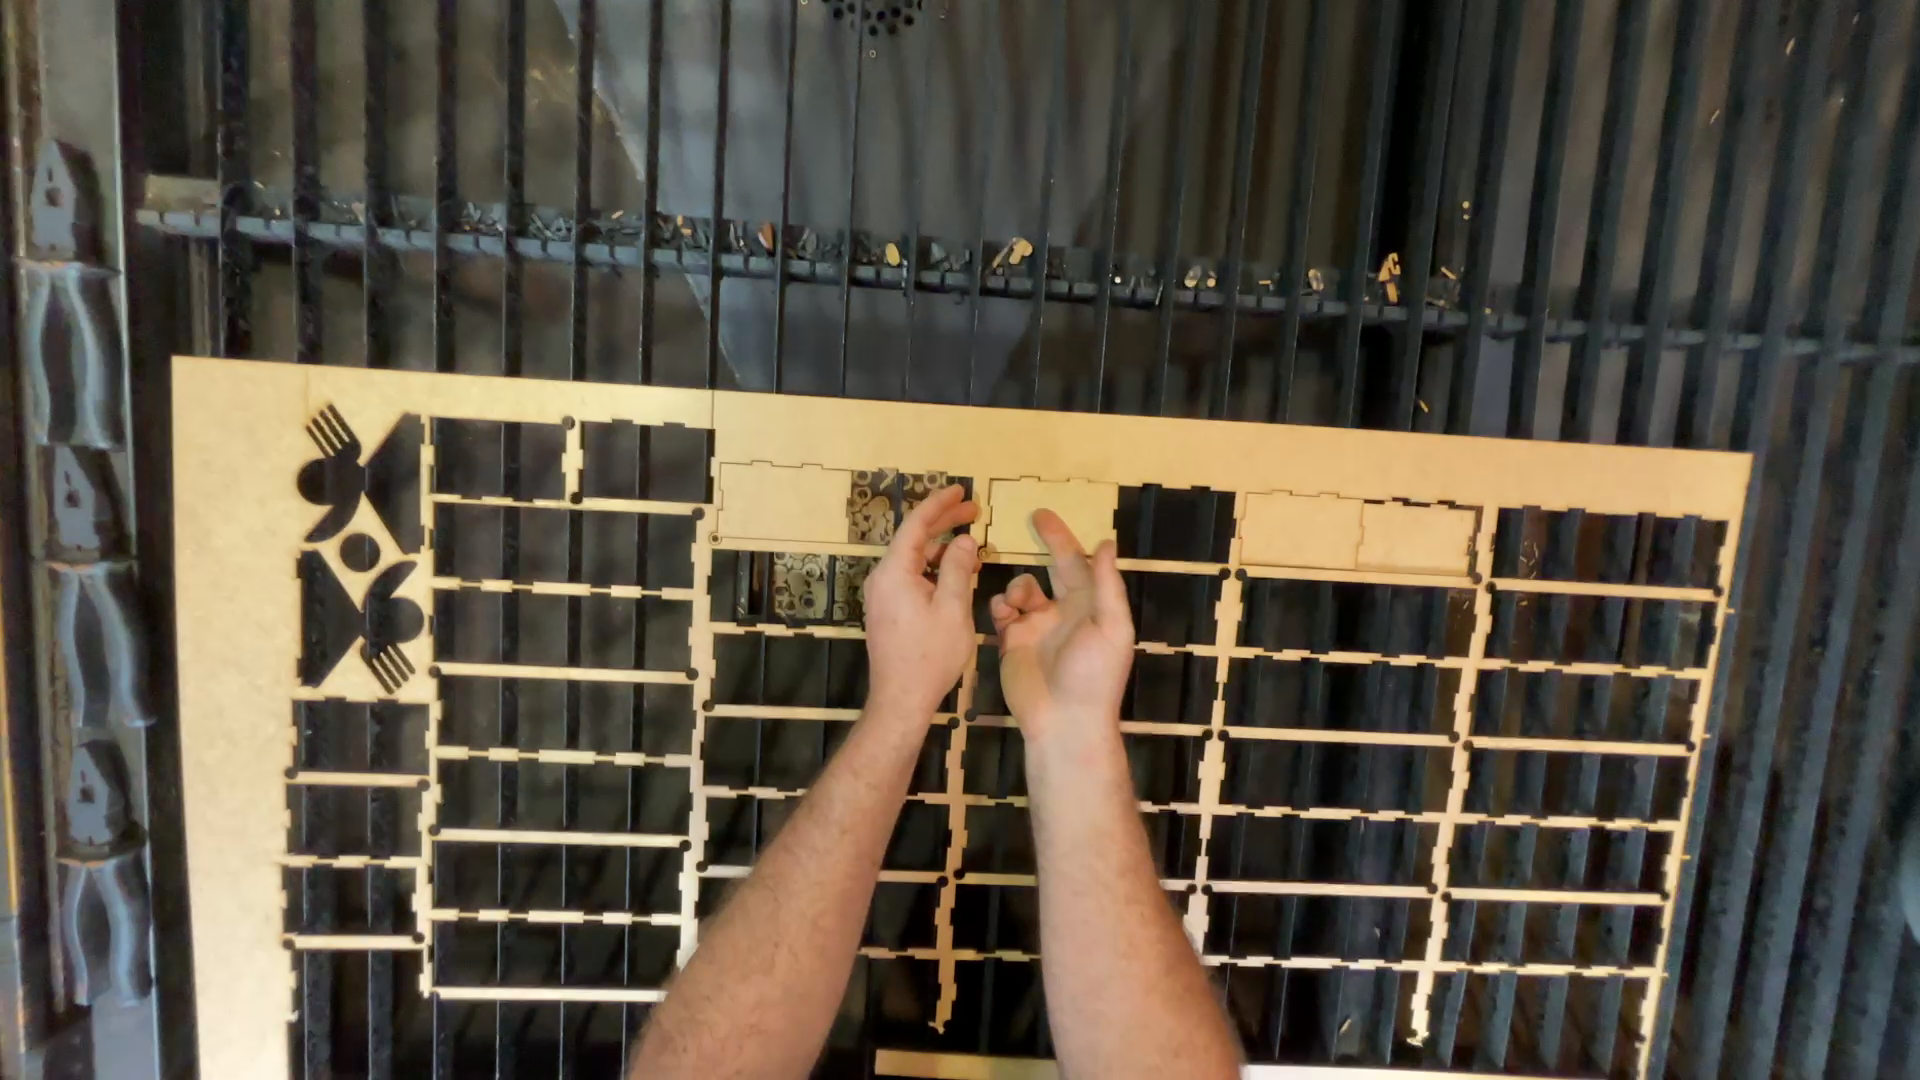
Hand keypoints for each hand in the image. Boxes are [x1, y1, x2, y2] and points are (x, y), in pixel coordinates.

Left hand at [861, 485, 980, 715]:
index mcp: (894, 572)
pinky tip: (958, 573)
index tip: (962, 489)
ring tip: (974, 545)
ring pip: (915, 559)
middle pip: (914, 538)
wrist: (901, 699)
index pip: (916, 525)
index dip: (939, 504)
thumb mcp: (953, 609)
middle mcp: (883, 577)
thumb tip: (963, 541)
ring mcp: (884, 594)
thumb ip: (958, 569)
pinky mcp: (889, 609)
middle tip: (975, 510)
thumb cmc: (929, 656)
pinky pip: (912, 577)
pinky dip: (936, 570)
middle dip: (944, 522)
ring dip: (943, 549)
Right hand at [989, 510, 1133, 750]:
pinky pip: (1001, 613)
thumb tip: (1106, 543)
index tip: (1041, 514)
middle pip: (1048, 570)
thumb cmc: (1094, 675)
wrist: (1064, 722)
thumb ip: (1107, 585)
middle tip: (1022, 524)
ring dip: (1017, 587)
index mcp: (1089, 606)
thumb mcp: (1112, 628)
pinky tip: (1003, 616)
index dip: (1061, 538)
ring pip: (1020, 590)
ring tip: (1018, 603)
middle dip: (1039, 548)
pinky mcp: (1011, 643)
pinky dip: (999, 606)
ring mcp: (1035, 627)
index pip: (1075, 563)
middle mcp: (1062, 612)